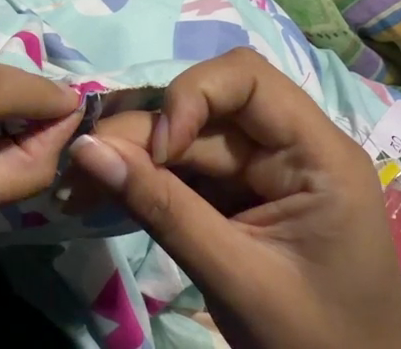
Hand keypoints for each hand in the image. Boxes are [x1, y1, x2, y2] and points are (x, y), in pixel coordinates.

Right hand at [67, 47, 400, 348]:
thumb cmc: (314, 345)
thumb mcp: (236, 277)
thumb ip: (161, 208)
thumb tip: (84, 148)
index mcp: (320, 156)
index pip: (247, 79)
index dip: (192, 95)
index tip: (158, 149)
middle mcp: (294, 150)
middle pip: (206, 111)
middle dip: (145, 135)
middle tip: (83, 165)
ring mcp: (267, 175)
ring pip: (188, 141)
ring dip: (135, 158)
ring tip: (80, 184)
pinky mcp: (244, 199)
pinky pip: (188, 173)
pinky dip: (148, 183)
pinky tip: (106, 192)